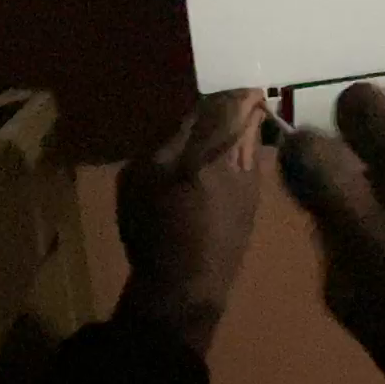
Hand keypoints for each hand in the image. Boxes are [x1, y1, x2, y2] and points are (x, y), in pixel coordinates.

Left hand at [113, 89, 268, 355]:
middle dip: (219, 110)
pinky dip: (177, 148)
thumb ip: (246, 146)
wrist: (173, 286)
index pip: (223, 108)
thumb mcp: (246, 194)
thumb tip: (253, 110)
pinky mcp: (128, 173)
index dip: (241, 98)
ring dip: (197, 128)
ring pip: (176, 127)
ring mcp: (141, 162)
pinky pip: (158, 147)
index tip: (256, 96)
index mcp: (201, 162)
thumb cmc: (222, 245)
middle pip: (196, 112)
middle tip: (239, 113)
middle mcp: (165, 153)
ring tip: (215, 139)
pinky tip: (189, 162)